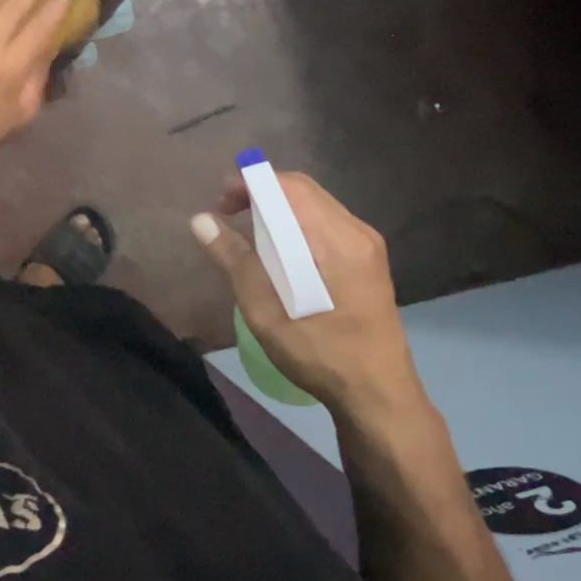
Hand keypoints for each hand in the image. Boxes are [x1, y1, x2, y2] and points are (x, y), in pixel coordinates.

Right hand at [190, 172, 424, 418]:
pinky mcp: (366, 261)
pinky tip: (278, 253)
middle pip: (302, 190)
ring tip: (247, 234)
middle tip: (227, 215)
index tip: (219, 203)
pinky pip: (324, 224)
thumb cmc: (321, 353)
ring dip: (276, 210)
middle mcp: (356, 232)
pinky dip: (294, 226)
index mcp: (336, 239)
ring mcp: (365, 246)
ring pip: (313, 206)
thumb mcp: (267, 311)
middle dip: (260, 193)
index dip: (250, 183)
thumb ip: (234, 259)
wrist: (379, 396)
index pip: (289, 186)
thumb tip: (201, 220)